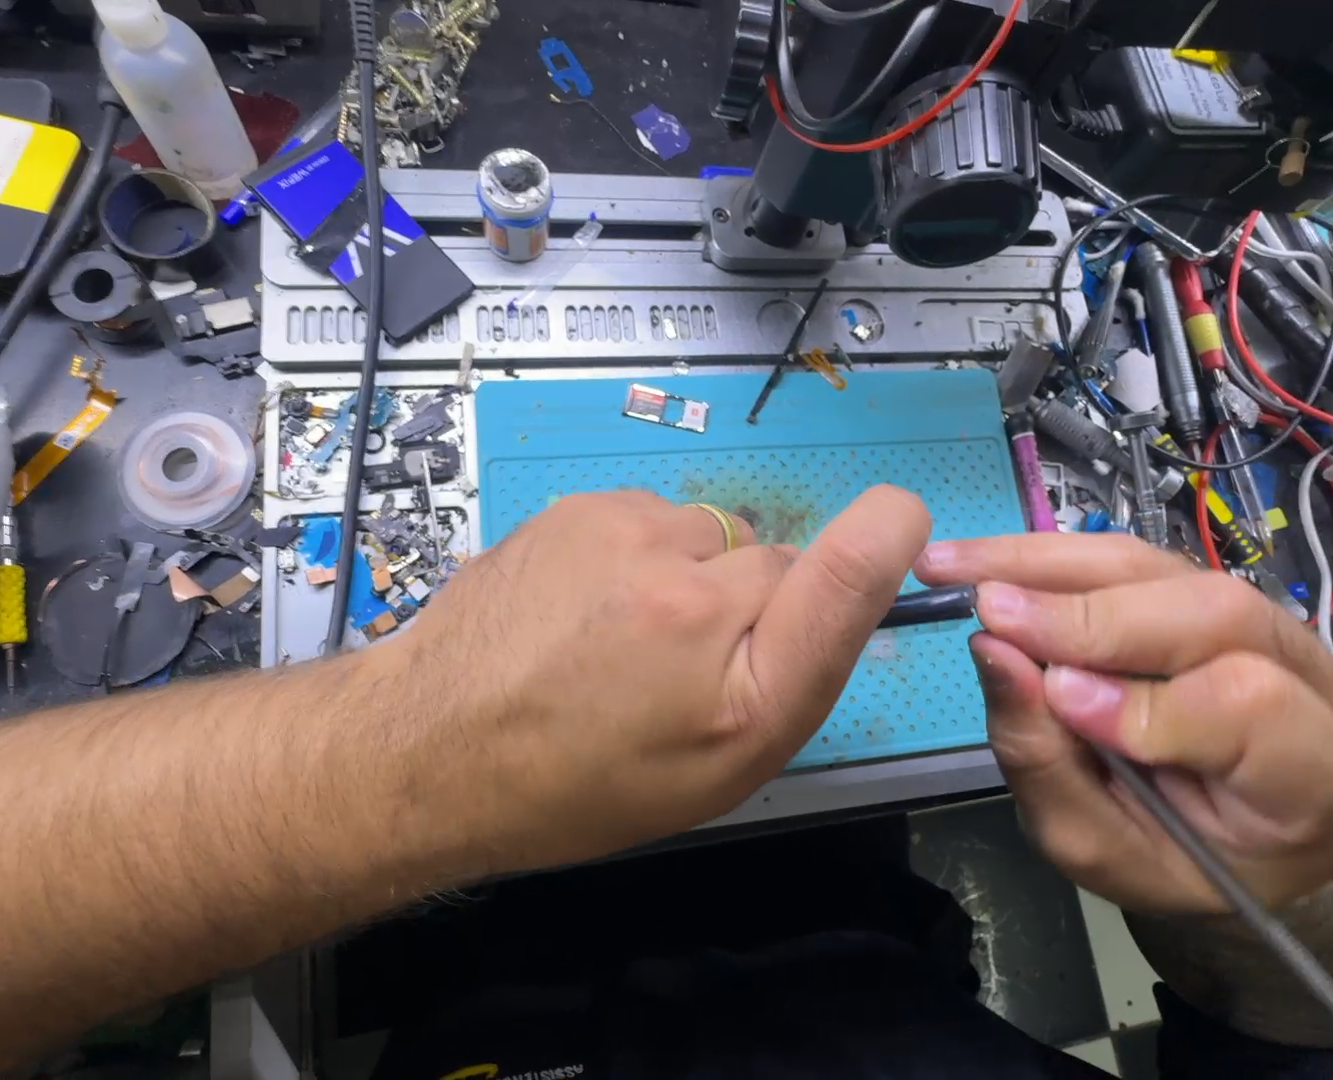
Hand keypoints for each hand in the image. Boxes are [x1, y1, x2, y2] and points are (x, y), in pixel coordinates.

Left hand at [385, 485, 930, 877]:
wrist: (433, 743)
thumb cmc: (581, 781)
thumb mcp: (715, 770)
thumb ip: (796, 676)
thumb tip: (840, 590)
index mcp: (730, 673)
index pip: (840, 574)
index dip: (883, 540)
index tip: (899, 522)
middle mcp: (686, 584)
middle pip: (772, 561)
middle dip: (749, 605)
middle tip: (681, 664)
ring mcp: (625, 530)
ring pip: (707, 539)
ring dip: (687, 577)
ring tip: (619, 639)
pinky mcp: (581, 506)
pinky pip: (649, 524)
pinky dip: (637, 556)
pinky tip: (584, 608)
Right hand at [914, 533, 1332, 912]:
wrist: (1223, 843)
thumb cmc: (1167, 863)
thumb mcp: (1096, 846)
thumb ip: (1043, 759)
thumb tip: (993, 650)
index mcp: (1331, 791)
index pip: (1250, 710)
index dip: (1144, 698)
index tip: (1053, 694)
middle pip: (1215, 613)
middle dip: (1085, 611)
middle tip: (985, 606)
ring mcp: (1289, 635)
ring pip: (1169, 570)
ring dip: (1049, 563)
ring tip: (957, 564)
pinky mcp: (1229, 598)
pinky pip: (1142, 562)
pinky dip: (1055, 561)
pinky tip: (993, 565)